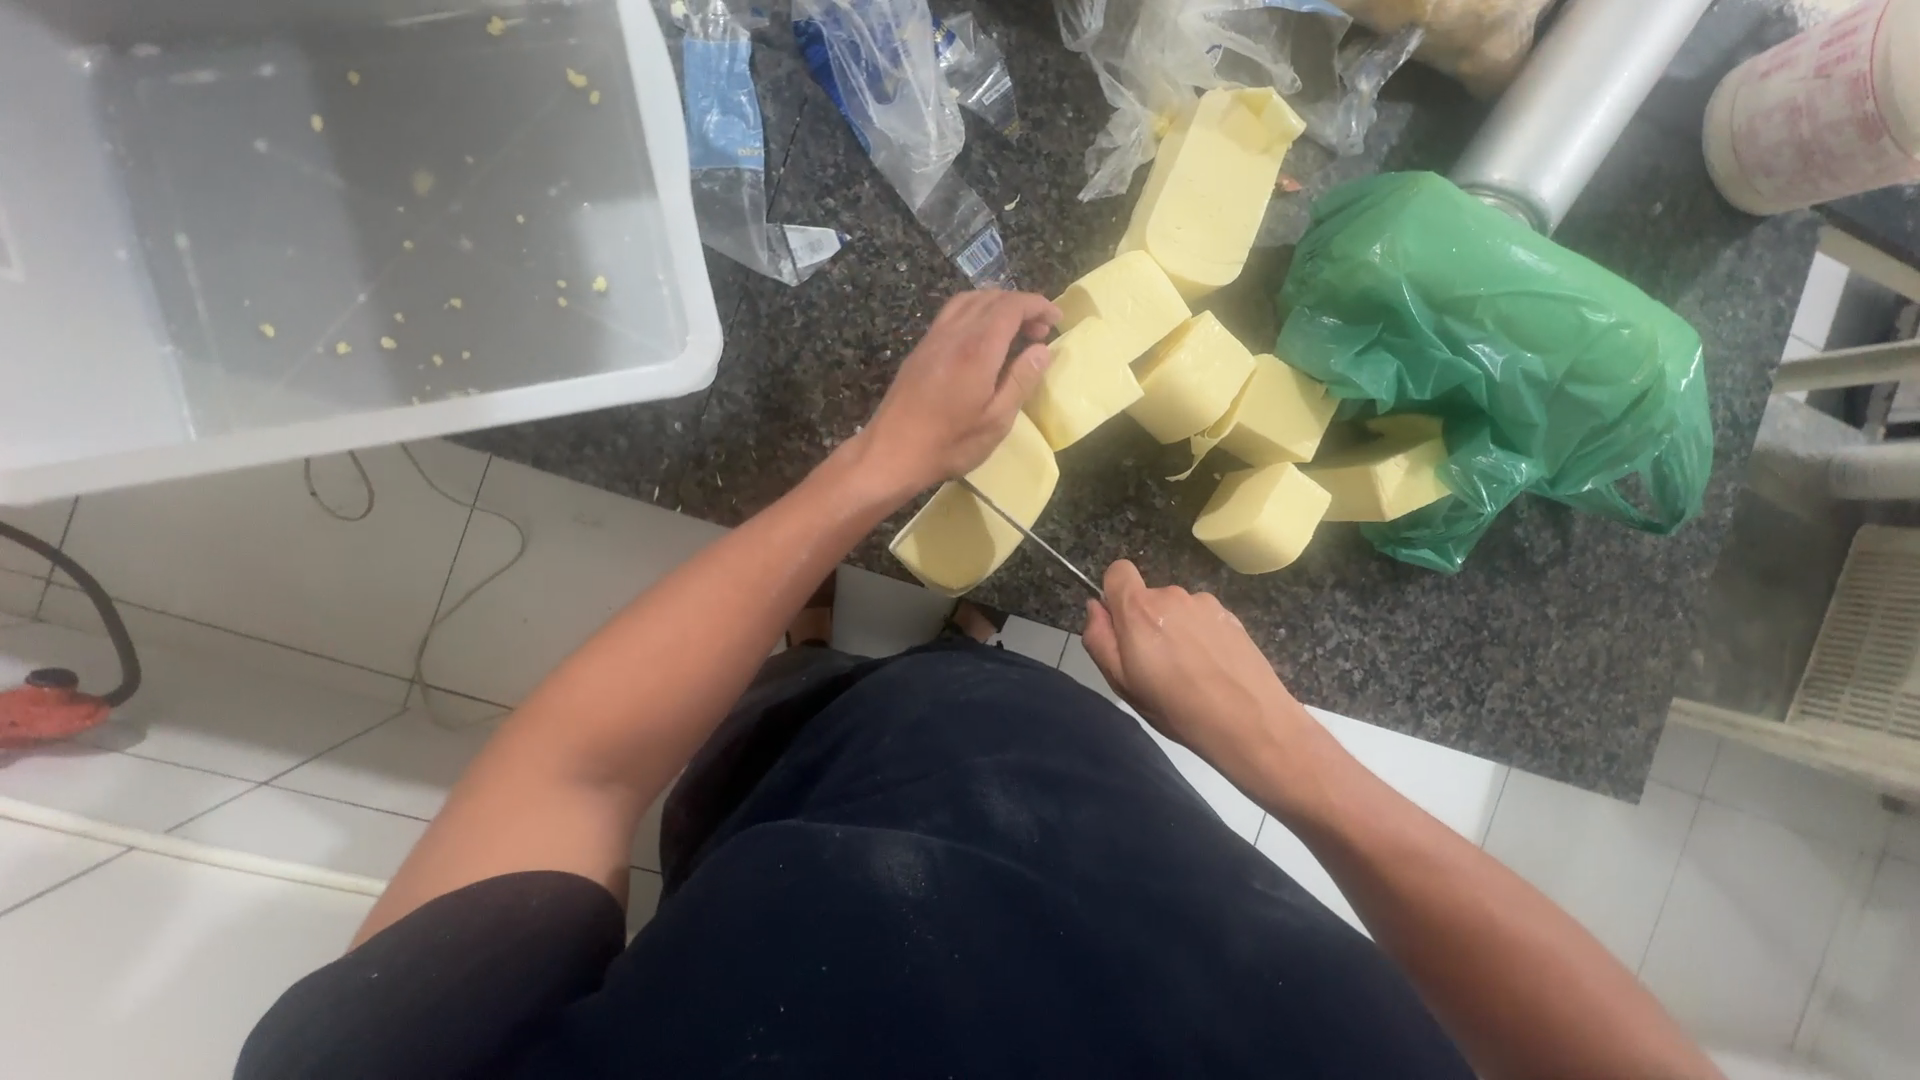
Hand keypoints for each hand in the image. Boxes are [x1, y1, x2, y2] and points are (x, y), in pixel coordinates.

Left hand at [860, 289, 1059, 493]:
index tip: (1056, 319)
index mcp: (978, 348)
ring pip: (968, 301)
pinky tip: (982, 339)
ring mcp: (933, 339)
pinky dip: (975, 313)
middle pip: (991, 298)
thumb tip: (1043, 349)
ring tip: (1014, 329)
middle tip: (1040, 330)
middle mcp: (954, 333)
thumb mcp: (997, 420)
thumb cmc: (950, 443)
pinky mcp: (920, 350)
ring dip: (996, 306)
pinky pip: (951, 315)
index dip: (1038, 305)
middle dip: (1020, 305)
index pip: (1012, 306)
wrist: (892, 453)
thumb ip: (1021, 380)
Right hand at [1082, 560, 1324, 798]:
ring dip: (1175, 630)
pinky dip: (1201, 636)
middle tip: (1156, 667)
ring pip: (1176, 609)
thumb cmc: (1177, 709)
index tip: (1122, 629)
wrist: (1251, 723)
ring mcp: (1206, 604)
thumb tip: (1095, 607)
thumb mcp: (1122, 684)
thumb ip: (1100, 640)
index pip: (1118, 571)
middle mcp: (1173, 596)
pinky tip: (1213, 669)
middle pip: (1148, 597)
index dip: (1114, 595)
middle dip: (1146, 623)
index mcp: (1140, 610)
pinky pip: (1202, 619)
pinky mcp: (1232, 616)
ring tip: (1189, 672)